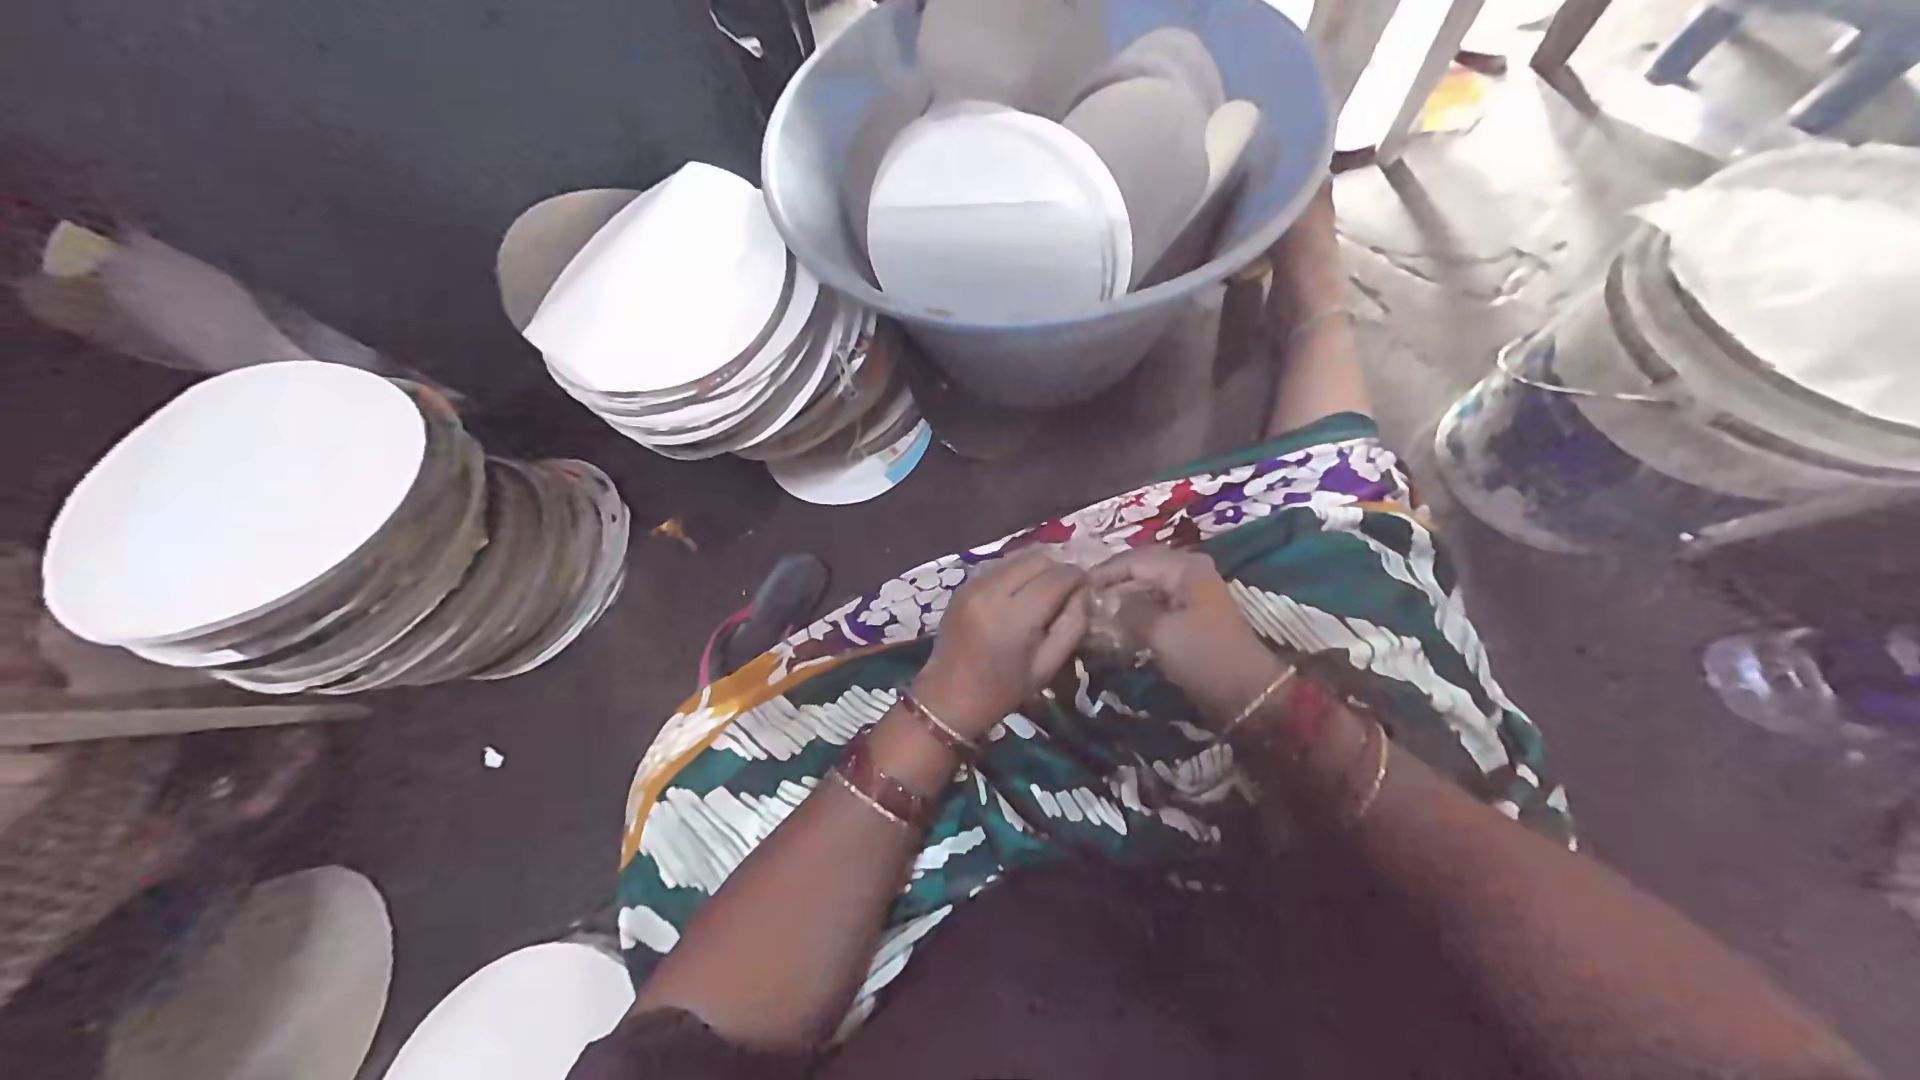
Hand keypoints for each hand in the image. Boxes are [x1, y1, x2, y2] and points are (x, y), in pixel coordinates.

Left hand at [912, 550, 1090, 739]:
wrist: (948, 698)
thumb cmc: (1002, 690)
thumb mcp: (1047, 666)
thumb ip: (1072, 625)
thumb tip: (1085, 592)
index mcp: (1013, 618)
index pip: (1057, 578)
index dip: (1078, 578)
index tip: (1087, 588)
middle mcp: (990, 592)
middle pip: (1038, 559)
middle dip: (1058, 570)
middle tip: (1066, 590)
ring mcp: (972, 585)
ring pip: (1017, 557)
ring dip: (1036, 570)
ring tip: (1043, 592)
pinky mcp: (962, 585)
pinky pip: (998, 566)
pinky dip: (1015, 574)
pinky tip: (1018, 595)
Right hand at [1089, 545, 1286, 728]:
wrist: (1247, 693)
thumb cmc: (1204, 656)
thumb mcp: (1160, 631)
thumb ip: (1124, 611)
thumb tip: (1093, 601)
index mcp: (1184, 567)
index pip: (1132, 560)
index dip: (1101, 574)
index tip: (1073, 590)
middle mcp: (1186, 573)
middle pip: (1137, 571)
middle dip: (1108, 587)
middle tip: (1078, 603)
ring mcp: (1188, 595)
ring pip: (1142, 590)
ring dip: (1117, 602)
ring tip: (1089, 616)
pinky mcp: (1186, 617)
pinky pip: (1152, 606)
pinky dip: (1131, 615)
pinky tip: (1110, 628)